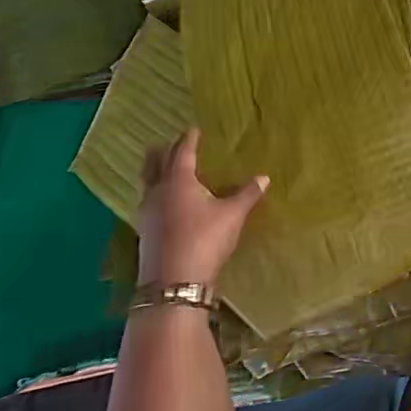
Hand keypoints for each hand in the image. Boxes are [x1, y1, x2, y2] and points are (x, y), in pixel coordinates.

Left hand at [137, 128, 269, 286]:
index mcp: (179, 182)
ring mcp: (148, 213)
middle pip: (155, 166)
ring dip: (155, 173)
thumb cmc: (206, 238)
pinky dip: (157, 193)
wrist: (175, 280)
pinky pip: (151, 202)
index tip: (193, 129)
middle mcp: (158, 193)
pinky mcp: (147, 231)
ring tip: (161, 168)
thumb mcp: (233, 214)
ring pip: (149, 185)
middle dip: (161, 153)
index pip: (182, 154)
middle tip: (164, 143)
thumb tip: (263, 177)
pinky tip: (165, 201)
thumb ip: (247, 194)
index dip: (188, 140)